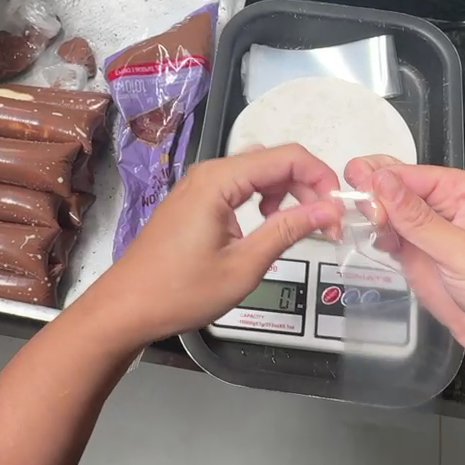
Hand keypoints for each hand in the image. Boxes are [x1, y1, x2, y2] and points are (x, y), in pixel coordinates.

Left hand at [75, 144, 341, 348]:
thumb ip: (287, 231)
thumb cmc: (181, 291)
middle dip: (307, 186)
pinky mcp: (195, 200)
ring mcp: (199, 185)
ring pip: (257, 172)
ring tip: (300, 226)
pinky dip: (262, 199)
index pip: (287, 156)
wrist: (125, 307)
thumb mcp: (244, 266)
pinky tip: (265, 224)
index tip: (338, 212)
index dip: (321, 178)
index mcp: (220, 180)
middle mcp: (210, 173)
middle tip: (327, 225)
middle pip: (274, 160)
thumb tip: (330, 209)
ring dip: (286, 192)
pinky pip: (239, 185)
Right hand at [343, 156, 464, 366]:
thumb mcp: (463, 252)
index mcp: (464, 192)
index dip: (380, 178)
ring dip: (371, 218)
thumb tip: (383, 180)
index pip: (411, 175)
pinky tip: (370, 241)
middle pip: (397, 190)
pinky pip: (394, 240)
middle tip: (352, 209)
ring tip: (357, 227)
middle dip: (372, 194)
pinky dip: (378, 240)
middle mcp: (446, 208)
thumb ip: (418, 219)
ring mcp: (432, 235)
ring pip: (391, 215)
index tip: (354, 186)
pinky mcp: (423, 260)